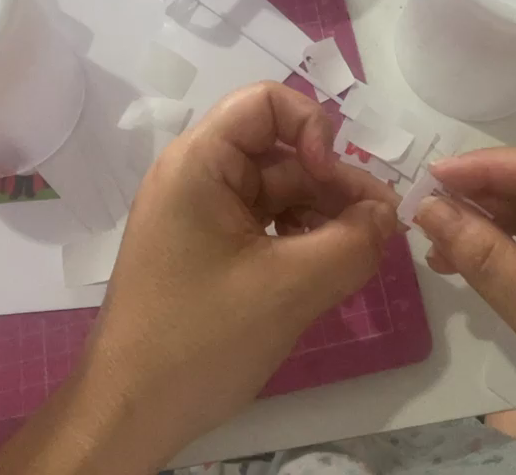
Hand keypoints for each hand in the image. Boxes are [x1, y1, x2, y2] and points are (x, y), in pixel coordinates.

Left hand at [0, 82, 399, 474]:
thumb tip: (388, 215)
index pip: (264, 103)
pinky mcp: (208, 246)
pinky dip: (300, 237)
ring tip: (364, 251)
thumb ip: (351, 244)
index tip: (333, 177)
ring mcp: (202, 212)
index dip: (310, 126)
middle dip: (332, 182)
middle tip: (381, 226)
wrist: (128, 413)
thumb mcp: (288, 289)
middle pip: (279, 151)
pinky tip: (329, 267)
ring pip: (278, 189)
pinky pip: (265, 221)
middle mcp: (198, 175)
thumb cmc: (199, 339)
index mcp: (200, 162)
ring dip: (323, 213)